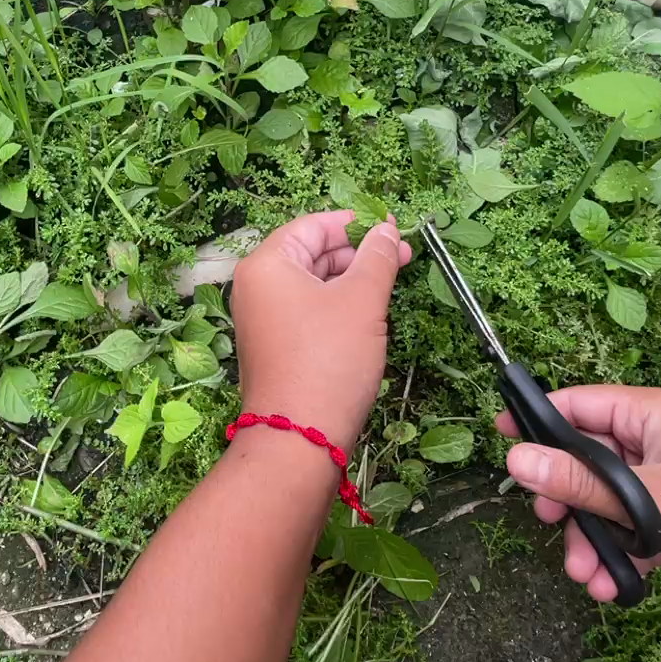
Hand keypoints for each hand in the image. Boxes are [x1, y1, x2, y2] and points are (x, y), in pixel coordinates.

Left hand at [229, 211, 412, 443]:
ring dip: (352, 279)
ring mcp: (263, 318)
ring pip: (313, 284)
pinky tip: (369, 310)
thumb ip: (376, 257)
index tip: (392, 226)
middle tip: (403, 255)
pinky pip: (308, 310)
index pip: (312, 226)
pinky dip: (338, 305)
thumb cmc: (329, 358)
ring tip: (392, 281)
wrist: (300, 438)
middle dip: (358, 252)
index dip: (354, 223)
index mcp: (267, 264)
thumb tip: (386, 228)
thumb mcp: (362, 300)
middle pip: (312, 253)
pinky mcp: (275, 345)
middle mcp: (257, 286)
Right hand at [495, 385, 660, 615]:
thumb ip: (579, 482)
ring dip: (594, 534)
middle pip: (591, 456)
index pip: (578, 403)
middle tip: (548, 524)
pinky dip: (624, 550)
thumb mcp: (649, 503)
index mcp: (653, 413)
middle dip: (568, 497)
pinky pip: (639, 522)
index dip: (537, 419)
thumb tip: (515, 459)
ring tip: (587, 576)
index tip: (502, 440)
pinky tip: (616, 586)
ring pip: (612, 496)